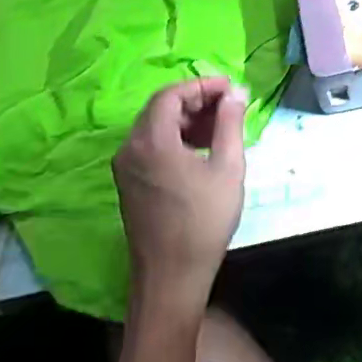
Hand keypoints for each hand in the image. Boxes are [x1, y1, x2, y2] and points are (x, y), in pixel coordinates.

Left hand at [112, 77, 248, 314]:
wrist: (172, 276)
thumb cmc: (203, 220)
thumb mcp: (227, 167)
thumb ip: (230, 124)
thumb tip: (235, 93)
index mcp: (150, 141)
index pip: (171, 95)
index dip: (202, 85)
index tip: (232, 89)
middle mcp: (130, 149)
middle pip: (161, 108)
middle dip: (197, 100)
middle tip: (231, 105)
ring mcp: (126, 168)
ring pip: (156, 127)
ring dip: (188, 119)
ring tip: (223, 127)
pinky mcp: (130, 183)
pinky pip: (152, 146)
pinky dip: (177, 137)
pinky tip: (203, 149)